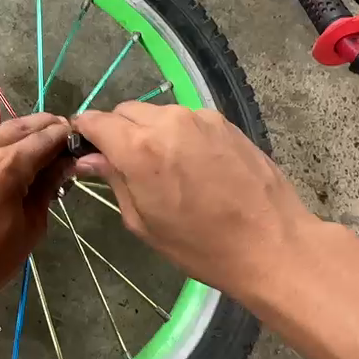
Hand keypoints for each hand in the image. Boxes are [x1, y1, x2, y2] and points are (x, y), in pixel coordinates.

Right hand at [72, 103, 326, 301]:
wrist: (273, 244)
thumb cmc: (201, 246)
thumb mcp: (144, 222)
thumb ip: (114, 180)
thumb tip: (89, 158)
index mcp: (139, 148)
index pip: (96, 121)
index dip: (85, 132)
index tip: (84, 148)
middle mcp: (167, 121)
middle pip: (125, 111)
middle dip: (117, 131)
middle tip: (124, 164)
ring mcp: (199, 117)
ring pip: (156, 113)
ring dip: (148, 131)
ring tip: (163, 166)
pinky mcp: (224, 121)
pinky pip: (186, 119)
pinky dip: (177, 133)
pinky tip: (193, 164)